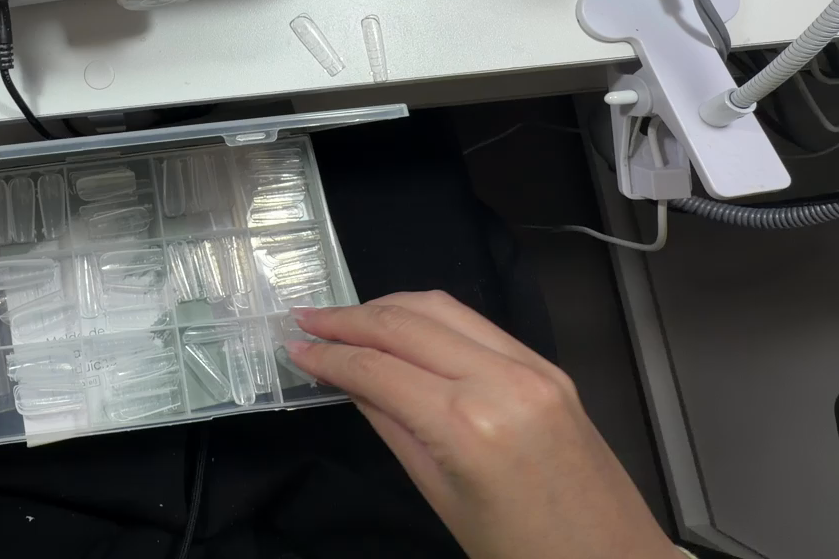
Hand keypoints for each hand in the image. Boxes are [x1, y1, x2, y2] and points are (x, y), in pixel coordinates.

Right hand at [288, 292, 674, 558]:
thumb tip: (343, 375)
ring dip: (382, 305)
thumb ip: (387, 420)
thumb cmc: (519, 554)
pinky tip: (398, 323)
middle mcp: (499, 379)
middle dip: (345, 318)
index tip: (294, 346)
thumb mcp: (439, 494)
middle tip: (306, 319)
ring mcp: (529, 364)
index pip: (377, 368)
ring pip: (436, 306)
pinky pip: (471, 321)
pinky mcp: (545, 362)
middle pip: (402, 324)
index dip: (328, 355)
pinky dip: (424, 314)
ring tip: (344, 317)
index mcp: (469, 426)